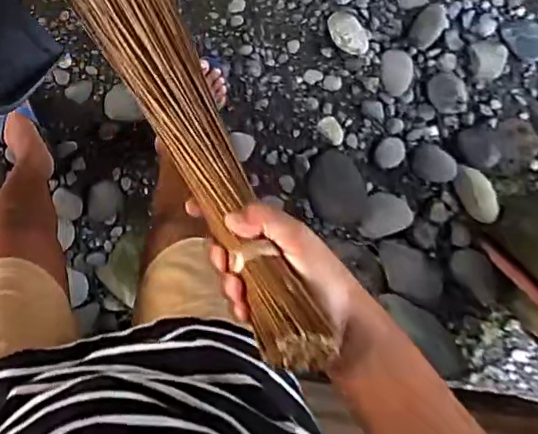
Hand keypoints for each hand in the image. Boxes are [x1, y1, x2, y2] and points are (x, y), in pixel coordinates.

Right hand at [196, 200, 357, 351]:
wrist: (346, 329)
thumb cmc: (325, 275)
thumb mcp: (298, 236)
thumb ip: (266, 219)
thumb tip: (230, 217)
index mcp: (265, 231)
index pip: (231, 214)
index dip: (209, 208)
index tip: (191, 208)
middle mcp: (257, 253)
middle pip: (221, 245)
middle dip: (216, 254)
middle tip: (224, 264)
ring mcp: (256, 282)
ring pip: (225, 275)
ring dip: (227, 283)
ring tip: (240, 293)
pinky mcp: (257, 309)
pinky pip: (235, 303)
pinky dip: (236, 306)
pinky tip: (246, 311)